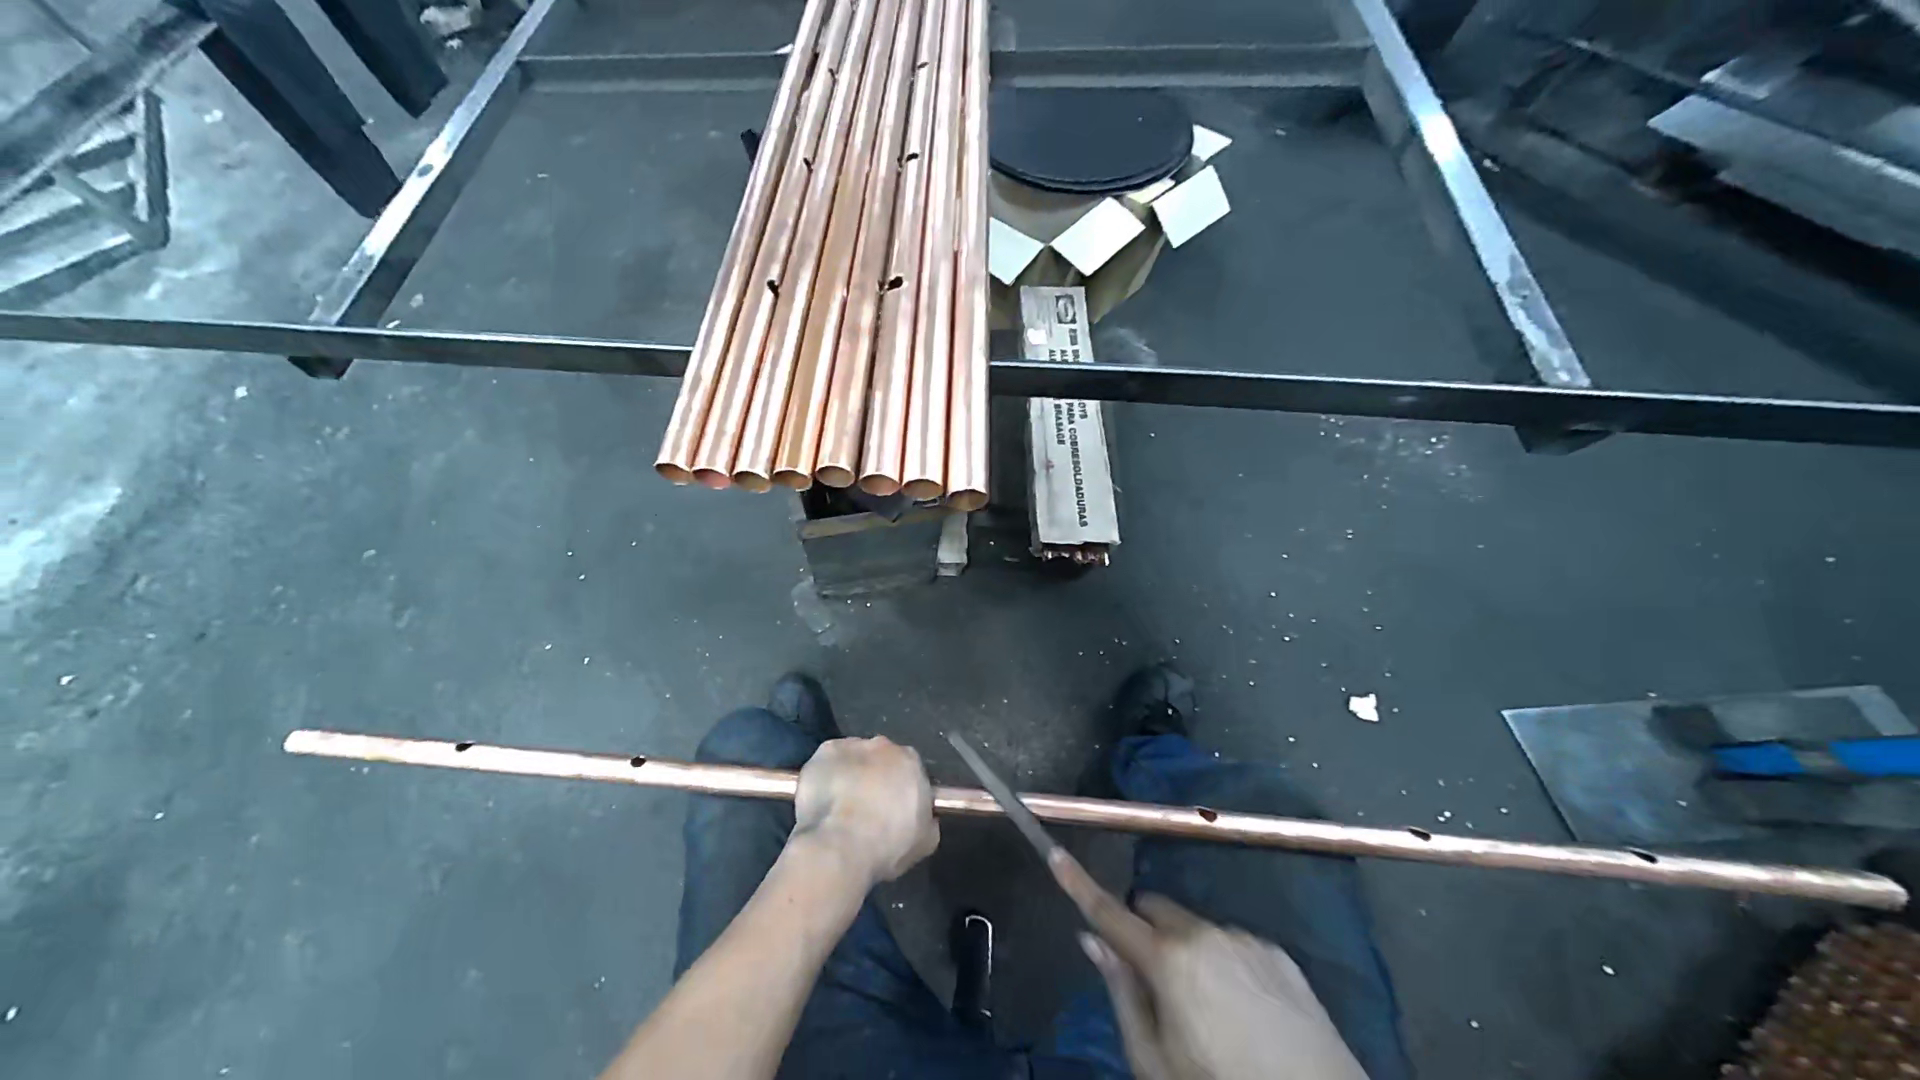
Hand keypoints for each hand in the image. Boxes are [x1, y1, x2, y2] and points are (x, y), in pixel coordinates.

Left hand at [792, 737, 939, 885]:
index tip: (892, 809)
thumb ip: (927, 820)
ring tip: (839, 809)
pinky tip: (822, 803)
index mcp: (911, 762)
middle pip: (879, 759)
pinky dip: (824, 778)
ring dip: (849, 777)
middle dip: (874, 779)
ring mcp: (849, 747)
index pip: (909, 769)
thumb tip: (924, 818)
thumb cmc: (888, 844)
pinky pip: (825, 764)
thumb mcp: (925, 841)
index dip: (900, 789)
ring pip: (851, 759)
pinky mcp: (822, 754)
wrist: (841, 846)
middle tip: (866, 809)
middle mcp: (882, 746)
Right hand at [1058, 860, 1366, 1079]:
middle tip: (1153, 984)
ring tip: (1212, 1012)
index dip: (1077, 884)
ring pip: (1195, 929)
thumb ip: (1121, 993)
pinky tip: (1247, 1013)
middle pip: (1154, 910)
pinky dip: (1225, 964)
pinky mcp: (1279, 954)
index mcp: (1168, 960)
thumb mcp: (1154, 1061)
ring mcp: (1245, 939)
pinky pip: (1234, 944)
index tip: (1054, 854)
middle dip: (1144, 932)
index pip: (1109, 913)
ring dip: (1187, 952)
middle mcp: (1205, 933)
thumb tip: (1092, 941)